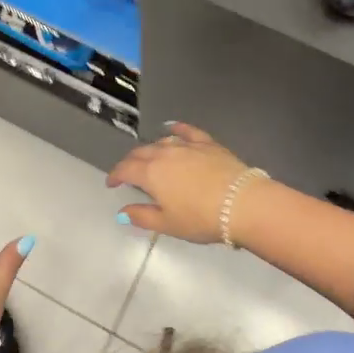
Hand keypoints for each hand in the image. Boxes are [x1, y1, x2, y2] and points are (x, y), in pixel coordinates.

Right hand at [106, 122, 255, 243]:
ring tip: (150, 158)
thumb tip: (122, 212)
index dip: (115, 175)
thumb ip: (142, 216)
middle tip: (129, 173)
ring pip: (162, 142)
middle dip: (131, 162)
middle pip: (141, 153)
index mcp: (151, 173)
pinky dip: (177, 129)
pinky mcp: (207, 143)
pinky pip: (187, 131)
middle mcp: (165, 154)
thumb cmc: (201, 218)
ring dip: (151, 149)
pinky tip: (172, 128)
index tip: (111, 183)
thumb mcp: (168, 224)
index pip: (126, 169)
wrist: (242, 203)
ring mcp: (188, 146)